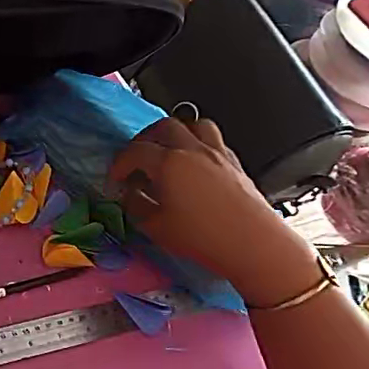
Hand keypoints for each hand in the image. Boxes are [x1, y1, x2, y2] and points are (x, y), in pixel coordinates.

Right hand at [108, 117, 320, 307]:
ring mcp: (217, 153)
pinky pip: (214, 139)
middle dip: (145, 139)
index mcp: (169, 163)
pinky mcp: (235, 163)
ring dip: (177, 132)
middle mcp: (193, 150)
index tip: (116, 178)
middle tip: (138, 158)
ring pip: (194, 124)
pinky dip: (199, 143)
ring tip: (169, 149)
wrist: (252, 244)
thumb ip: (136, 206)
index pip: (136, 152)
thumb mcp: (157, 228)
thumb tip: (130, 195)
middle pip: (163, 127)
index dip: (120, 164)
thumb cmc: (202, 238)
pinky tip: (196, 162)